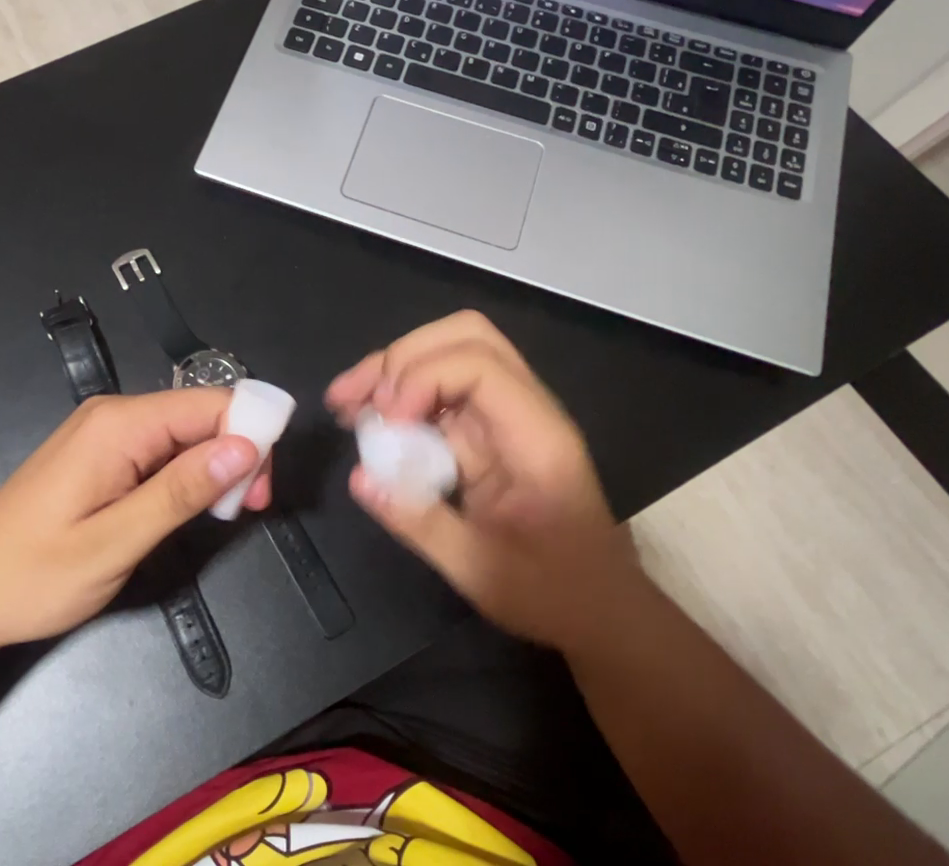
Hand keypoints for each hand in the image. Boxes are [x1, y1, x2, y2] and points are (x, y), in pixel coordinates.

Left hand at [0, 389, 270, 653]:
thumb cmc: (33, 576)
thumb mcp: (114, 542)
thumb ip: (180, 492)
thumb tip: (245, 446)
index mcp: (118, 425)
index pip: (212, 403)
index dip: (250, 438)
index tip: (258, 495)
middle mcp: (113, 415)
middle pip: (201, 415)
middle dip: (236, 455)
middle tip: (240, 513)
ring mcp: (103, 434)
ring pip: (184, 434)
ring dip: (212, 470)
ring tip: (213, 519)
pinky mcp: (100, 455)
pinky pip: (160, 451)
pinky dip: (184, 477)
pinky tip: (182, 511)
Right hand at [324, 311, 644, 649]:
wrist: (602, 611)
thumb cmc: (552, 594)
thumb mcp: (479, 571)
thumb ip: (419, 521)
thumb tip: (359, 478)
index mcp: (536, 439)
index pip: (481, 365)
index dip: (422, 378)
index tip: (387, 423)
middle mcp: (526, 412)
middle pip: (467, 337)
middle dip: (402, 358)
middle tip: (356, 401)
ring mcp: (508, 419)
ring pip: (452, 354)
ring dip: (395, 371)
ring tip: (346, 403)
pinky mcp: (490, 433)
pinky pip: (443, 392)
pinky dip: (403, 397)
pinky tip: (369, 422)